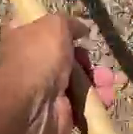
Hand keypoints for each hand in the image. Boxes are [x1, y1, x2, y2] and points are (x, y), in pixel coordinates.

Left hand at [0, 13, 119, 133]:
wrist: (32, 106)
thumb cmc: (38, 56)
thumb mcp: (54, 25)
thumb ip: (69, 23)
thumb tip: (81, 28)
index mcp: (22, 36)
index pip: (39, 26)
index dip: (59, 27)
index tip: (78, 30)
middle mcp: (32, 61)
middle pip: (65, 54)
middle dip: (85, 57)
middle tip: (93, 59)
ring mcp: (46, 87)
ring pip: (77, 78)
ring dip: (96, 77)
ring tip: (110, 79)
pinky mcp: (61, 109)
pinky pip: (83, 101)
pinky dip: (98, 98)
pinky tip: (109, 94)